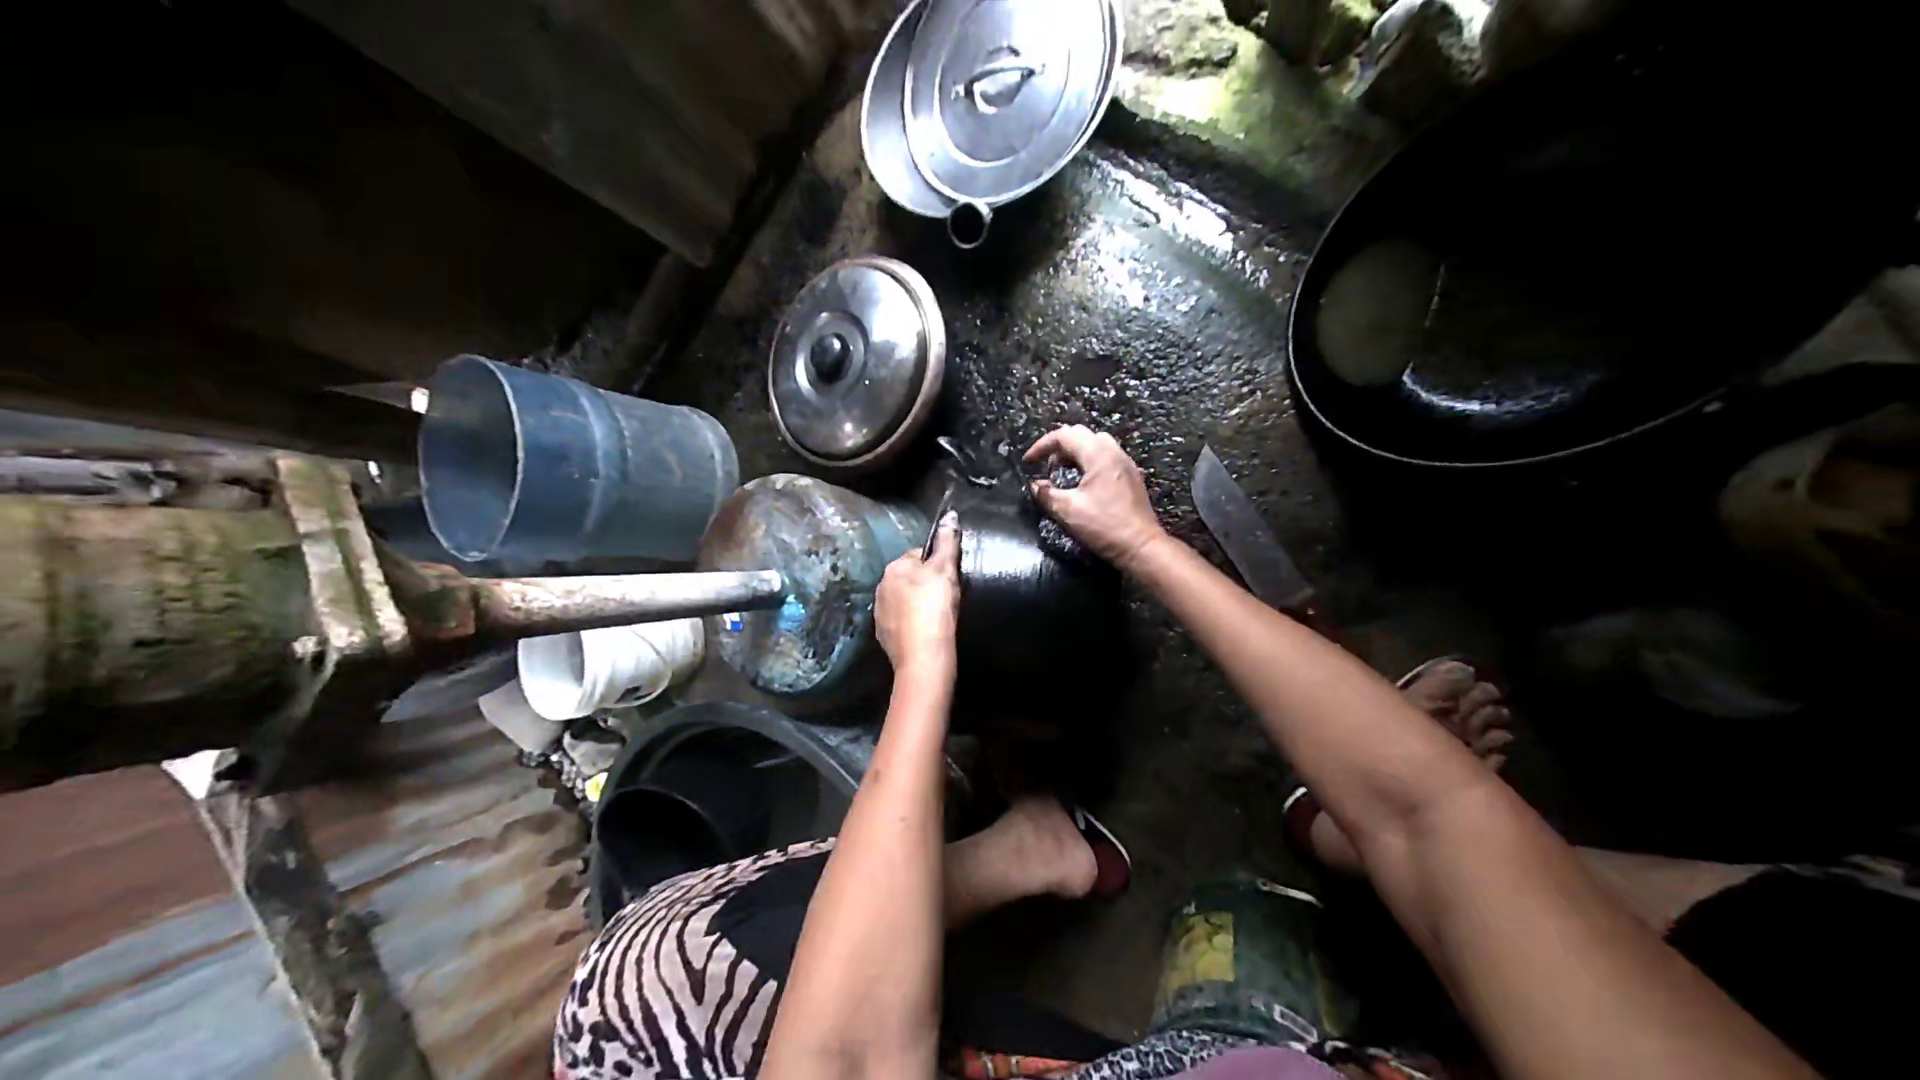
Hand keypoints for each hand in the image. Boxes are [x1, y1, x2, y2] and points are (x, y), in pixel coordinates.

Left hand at [874, 512, 960, 678]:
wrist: (922, 656)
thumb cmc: (935, 607)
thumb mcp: (945, 570)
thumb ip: (947, 542)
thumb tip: (950, 515)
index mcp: (894, 568)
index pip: (919, 556)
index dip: (938, 564)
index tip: (951, 578)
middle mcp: (881, 587)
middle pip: (910, 578)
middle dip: (926, 584)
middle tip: (947, 598)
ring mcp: (880, 612)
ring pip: (904, 600)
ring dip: (918, 603)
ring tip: (938, 616)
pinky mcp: (884, 635)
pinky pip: (902, 621)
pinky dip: (913, 623)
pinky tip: (927, 631)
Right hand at [1025, 425, 1167, 571]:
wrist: (1142, 546)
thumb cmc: (1104, 526)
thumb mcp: (1067, 511)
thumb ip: (1046, 494)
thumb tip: (1035, 485)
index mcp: (1098, 455)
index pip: (1065, 435)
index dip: (1042, 445)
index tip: (1028, 462)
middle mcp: (1114, 453)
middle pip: (1081, 434)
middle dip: (1058, 446)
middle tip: (1046, 466)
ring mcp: (1126, 463)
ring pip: (1096, 444)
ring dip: (1075, 453)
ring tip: (1063, 472)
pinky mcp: (1131, 476)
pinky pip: (1107, 457)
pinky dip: (1089, 461)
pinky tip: (1083, 483)